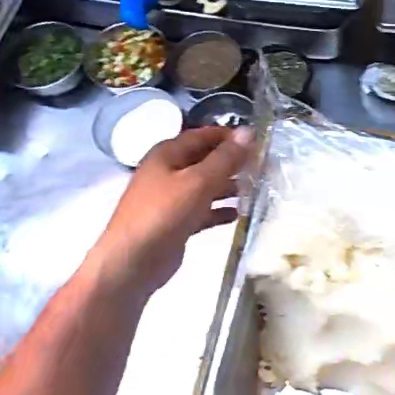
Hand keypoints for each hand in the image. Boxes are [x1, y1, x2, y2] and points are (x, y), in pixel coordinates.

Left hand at [94, 127, 251, 293]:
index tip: (257, 141)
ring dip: (228, 186)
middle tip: (261, 165)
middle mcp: (167, 172)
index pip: (202, 135)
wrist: (132, 261)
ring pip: (205, 186)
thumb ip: (225, 158)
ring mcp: (170, 198)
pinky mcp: (175, 222)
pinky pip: (202, 210)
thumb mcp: (198, 181)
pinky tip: (238, 214)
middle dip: (231, 162)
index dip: (229, 136)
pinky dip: (219, 210)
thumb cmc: (164, 213)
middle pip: (204, 160)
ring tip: (255, 189)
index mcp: (168, 154)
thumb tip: (248, 132)